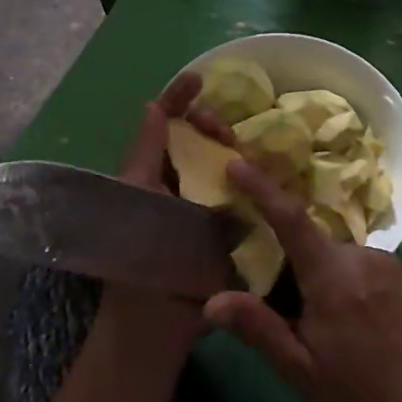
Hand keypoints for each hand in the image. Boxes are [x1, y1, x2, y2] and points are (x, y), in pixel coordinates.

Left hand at [101, 73, 228, 334]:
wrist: (154, 321)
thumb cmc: (135, 256)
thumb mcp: (135, 195)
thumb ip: (145, 151)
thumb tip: (153, 105)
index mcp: (153, 172)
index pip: (166, 125)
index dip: (179, 98)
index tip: (198, 79)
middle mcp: (180, 183)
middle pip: (199, 140)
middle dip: (210, 123)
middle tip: (221, 128)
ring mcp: (204, 206)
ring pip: (223, 163)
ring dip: (232, 148)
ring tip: (239, 148)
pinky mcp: (227, 230)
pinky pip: (243, 195)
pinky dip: (253, 180)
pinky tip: (266, 173)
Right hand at [204, 159, 401, 401]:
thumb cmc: (359, 385)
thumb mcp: (300, 367)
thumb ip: (258, 328)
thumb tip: (212, 302)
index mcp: (331, 276)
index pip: (290, 218)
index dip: (262, 187)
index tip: (236, 164)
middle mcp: (356, 254)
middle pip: (306, 236)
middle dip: (285, 253)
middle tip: (280, 294)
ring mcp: (379, 256)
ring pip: (327, 248)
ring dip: (313, 268)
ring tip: (316, 313)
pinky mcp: (393, 263)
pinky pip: (348, 255)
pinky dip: (334, 272)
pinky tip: (342, 310)